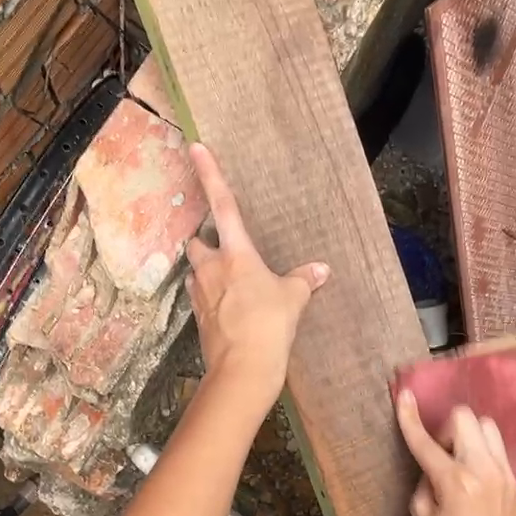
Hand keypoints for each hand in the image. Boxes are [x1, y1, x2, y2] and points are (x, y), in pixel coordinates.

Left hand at [184, 143, 328, 406]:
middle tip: (224, 251)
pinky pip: (202, 300)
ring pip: (196, 273)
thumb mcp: (294, 299)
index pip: (223, 205)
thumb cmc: (270, 325)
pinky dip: (212, 301)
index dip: (210, 174)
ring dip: (207, 274)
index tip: (195, 147)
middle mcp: (210, 268)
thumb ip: (303, 280)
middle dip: (206, 243)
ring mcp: (200, 294)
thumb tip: (321, 270)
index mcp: (236, 253)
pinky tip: (229, 312)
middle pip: (198, 243)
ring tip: (230, 286)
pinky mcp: (198, 320)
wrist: (243, 369)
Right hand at [395, 390, 515, 515]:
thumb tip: (434, 461)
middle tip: (440, 454)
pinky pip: (497, 447)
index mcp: (455, 481)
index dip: (410, 418)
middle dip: (446, 429)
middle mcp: (484, 470)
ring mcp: (504, 473)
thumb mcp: (422, 515)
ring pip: (486, 426)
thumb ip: (425, 478)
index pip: (426, 440)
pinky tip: (473, 474)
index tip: (404, 396)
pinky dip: (482, 449)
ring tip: (459, 462)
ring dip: (467, 435)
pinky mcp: (515, 480)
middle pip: (465, 418)